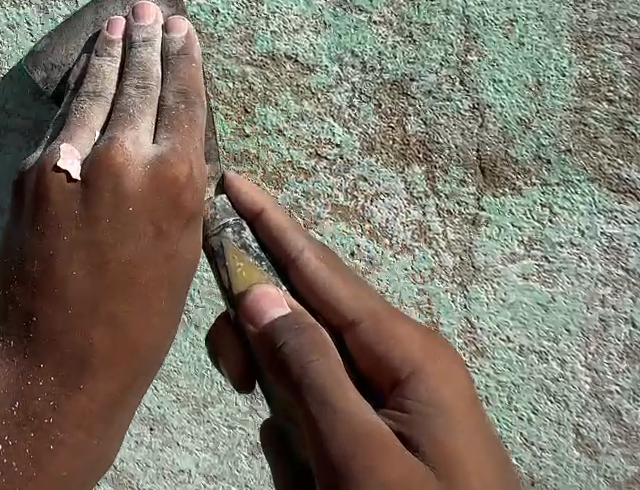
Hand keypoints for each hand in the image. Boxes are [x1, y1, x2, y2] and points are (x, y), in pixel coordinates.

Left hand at [0, 1, 207, 488]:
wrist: (58, 356)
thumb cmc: (139, 317)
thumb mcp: (181, 248)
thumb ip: (177, 185)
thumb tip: (172, 139)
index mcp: (177, 180)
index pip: (183, 100)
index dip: (183, 59)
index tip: (182, 28)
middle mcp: (126, 159)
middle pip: (138, 83)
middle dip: (146, 41)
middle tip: (149, 9)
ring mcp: (73, 161)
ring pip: (94, 92)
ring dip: (107, 54)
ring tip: (117, 23)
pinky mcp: (34, 171)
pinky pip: (62, 121)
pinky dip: (75, 92)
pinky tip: (82, 73)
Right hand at [204, 173, 518, 489]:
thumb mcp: (361, 459)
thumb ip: (306, 369)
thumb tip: (258, 289)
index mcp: (406, 351)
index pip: (319, 267)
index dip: (270, 222)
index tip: (233, 180)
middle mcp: (400, 361)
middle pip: (304, 320)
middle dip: (264, 348)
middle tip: (236, 383)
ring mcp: (392, 401)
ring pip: (303, 377)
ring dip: (287, 420)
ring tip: (308, 478)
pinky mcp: (383, 437)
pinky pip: (318, 419)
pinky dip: (304, 450)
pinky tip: (317, 485)